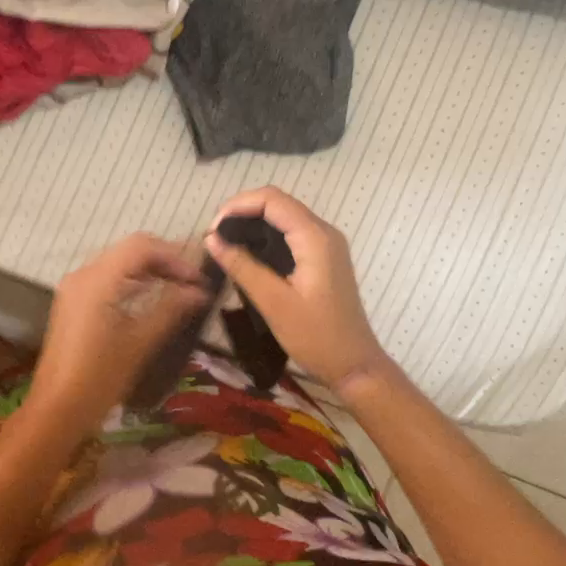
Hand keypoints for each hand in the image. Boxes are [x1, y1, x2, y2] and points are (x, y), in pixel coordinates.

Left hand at [27, 233, 210, 434]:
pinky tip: (153, 297)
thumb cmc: (100, 378)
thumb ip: (171, 308)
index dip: (175, 257)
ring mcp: (75, 287)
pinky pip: (108, 278)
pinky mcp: (73, 301)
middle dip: (164, 261)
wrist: (57, 409)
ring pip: (119, 262)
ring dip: (149, 270)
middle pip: (130, 250)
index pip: (142, 247)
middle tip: (194, 282)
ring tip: (180, 289)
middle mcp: (83, 275)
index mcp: (98, 280)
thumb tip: (200, 291)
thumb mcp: (141, 342)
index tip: (200, 279)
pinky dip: (132, 281)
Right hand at [205, 187, 393, 397]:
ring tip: (225, 243)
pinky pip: (291, 232)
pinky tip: (248, 254)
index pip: (272, 199)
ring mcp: (326, 244)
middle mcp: (324, 232)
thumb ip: (242, 266)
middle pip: (278, 203)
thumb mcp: (273, 303)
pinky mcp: (323, 257)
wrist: (354, 365)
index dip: (238, 205)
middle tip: (215, 237)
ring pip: (284, 216)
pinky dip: (266, 235)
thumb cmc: (316, 336)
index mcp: (315, 238)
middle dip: (243, 211)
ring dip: (253, 222)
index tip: (213, 229)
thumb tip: (211, 239)